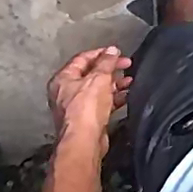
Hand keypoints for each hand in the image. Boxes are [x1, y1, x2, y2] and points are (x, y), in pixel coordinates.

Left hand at [46, 47, 132, 161]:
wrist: (84, 140)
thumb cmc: (86, 108)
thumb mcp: (99, 78)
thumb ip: (106, 62)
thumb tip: (111, 51)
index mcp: (63, 79)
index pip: (82, 58)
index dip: (101, 53)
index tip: (117, 52)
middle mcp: (65, 92)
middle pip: (90, 74)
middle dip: (110, 69)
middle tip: (126, 65)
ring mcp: (75, 107)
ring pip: (97, 89)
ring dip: (114, 84)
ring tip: (129, 81)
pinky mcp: (86, 119)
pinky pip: (101, 103)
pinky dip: (113, 98)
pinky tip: (126, 95)